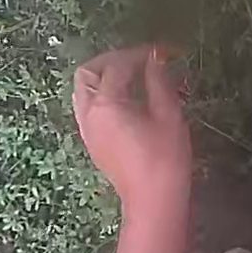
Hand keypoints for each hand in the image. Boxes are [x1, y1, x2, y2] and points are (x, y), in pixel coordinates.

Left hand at [72, 45, 191, 213]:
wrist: (153, 200)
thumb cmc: (165, 158)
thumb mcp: (168, 114)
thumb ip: (159, 81)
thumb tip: (156, 59)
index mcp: (105, 105)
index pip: (117, 66)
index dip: (138, 54)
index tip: (159, 51)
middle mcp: (88, 114)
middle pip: (87, 73)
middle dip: (111, 60)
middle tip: (138, 60)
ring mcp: (87, 130)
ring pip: (83, 91)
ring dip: (103, 77)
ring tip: (132, 76)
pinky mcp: (93, 141)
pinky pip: (88, 107)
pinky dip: (102, 94)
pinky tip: (127, 99)